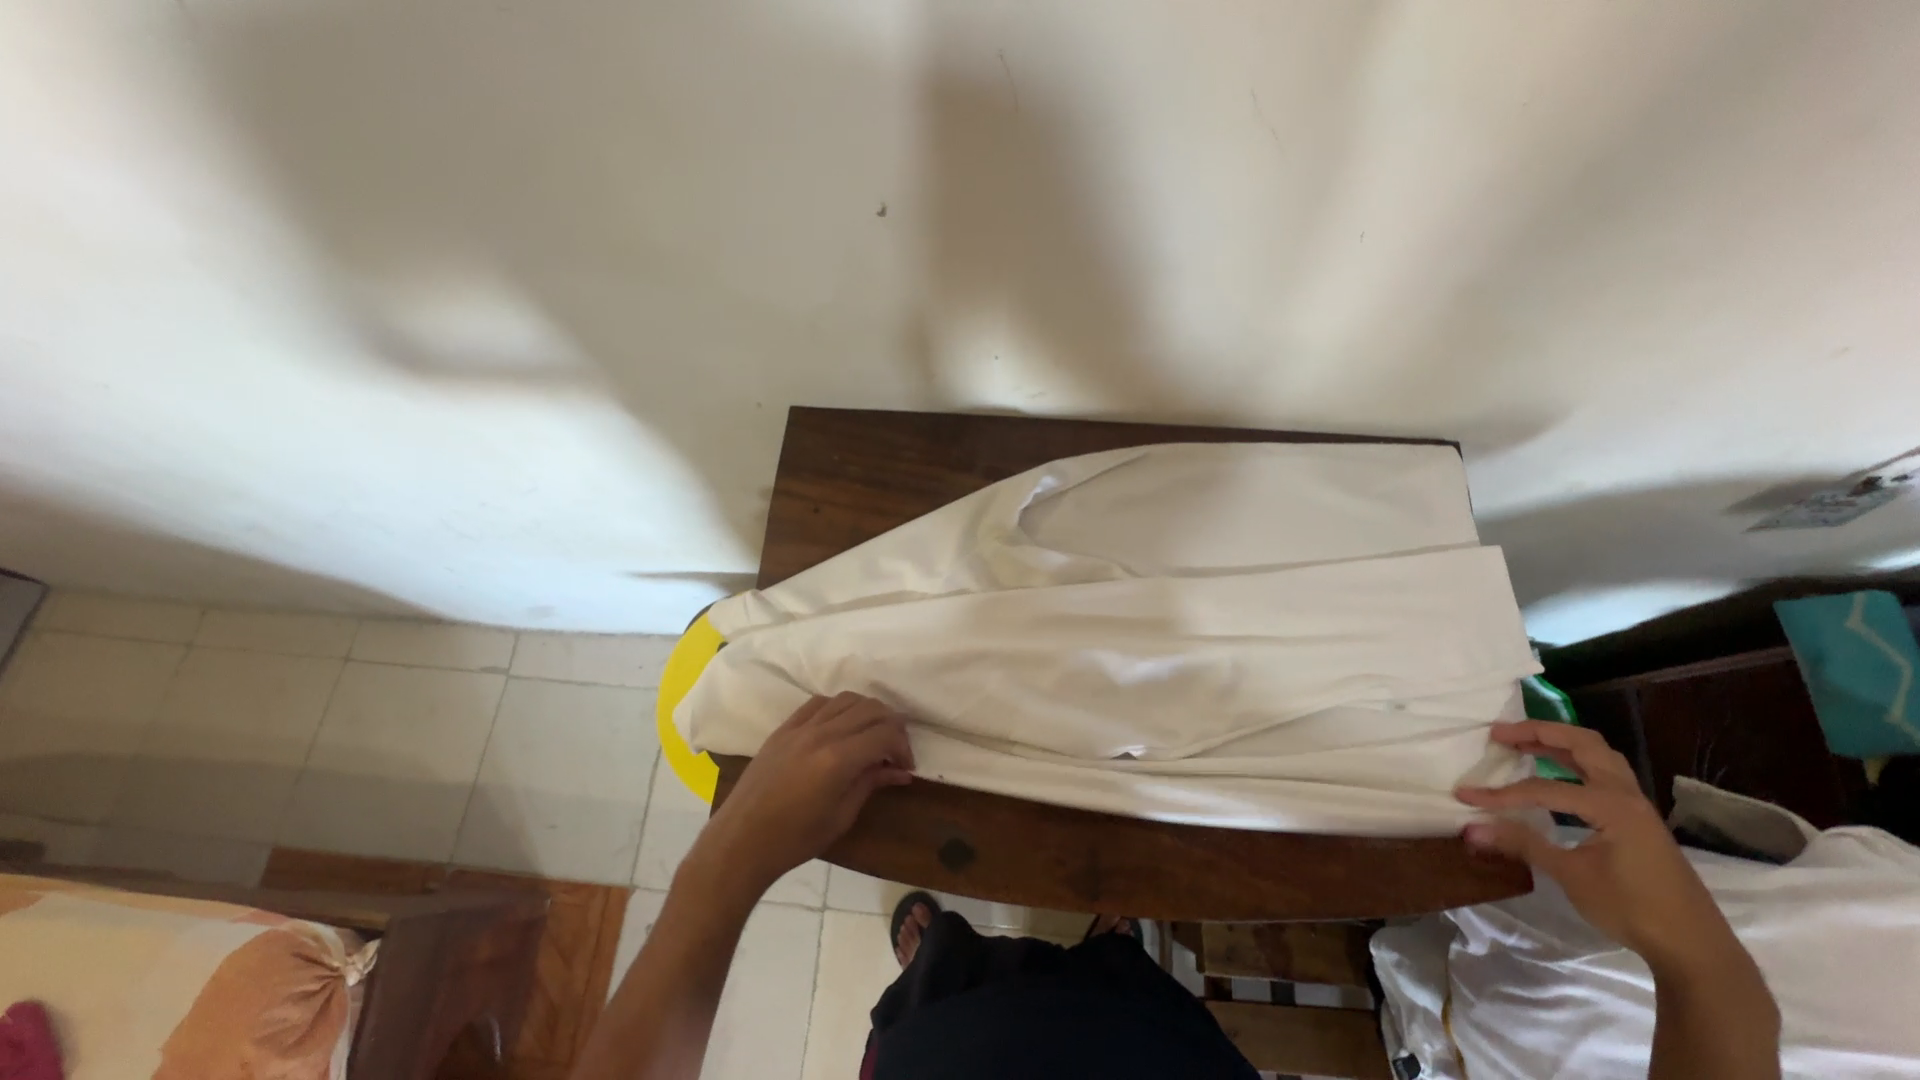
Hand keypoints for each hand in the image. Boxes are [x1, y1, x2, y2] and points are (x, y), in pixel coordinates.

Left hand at [694, 692, 915, 895]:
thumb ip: (870, 784)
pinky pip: (818, 703)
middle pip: (870, 708)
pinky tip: (841, 727)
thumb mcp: (841, 816)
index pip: (884, 734)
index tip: (905, 766)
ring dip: (867, 712)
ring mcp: (799, 728)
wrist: (742, 840)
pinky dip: (838, 708)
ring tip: (871, 736)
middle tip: (894, 750)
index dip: (903, 747)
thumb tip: (900, 772)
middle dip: (891, 725)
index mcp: (837, 760)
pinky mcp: (783, 729)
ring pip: (845, 699)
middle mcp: (820, 734)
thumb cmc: (795, 839)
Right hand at [1455, 720, 1731, 970]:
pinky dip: (1576, 763)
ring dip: (1561, 743)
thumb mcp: (1572, 876)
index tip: (1466, 796)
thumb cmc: (1633, 909)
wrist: (1694, 947)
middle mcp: (1627, 795)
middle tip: (1499, 734)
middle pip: (1583, 744)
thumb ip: (1523, 844)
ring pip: (1599, 756)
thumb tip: (1470, 829)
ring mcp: (1637, 806)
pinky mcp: (1638, 820)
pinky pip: (1604, 775)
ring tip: (1524, 743)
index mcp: (1612, 805)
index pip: (1544, 788)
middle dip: (1539, 733)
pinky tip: (1556, 775)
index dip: (1501, 793)